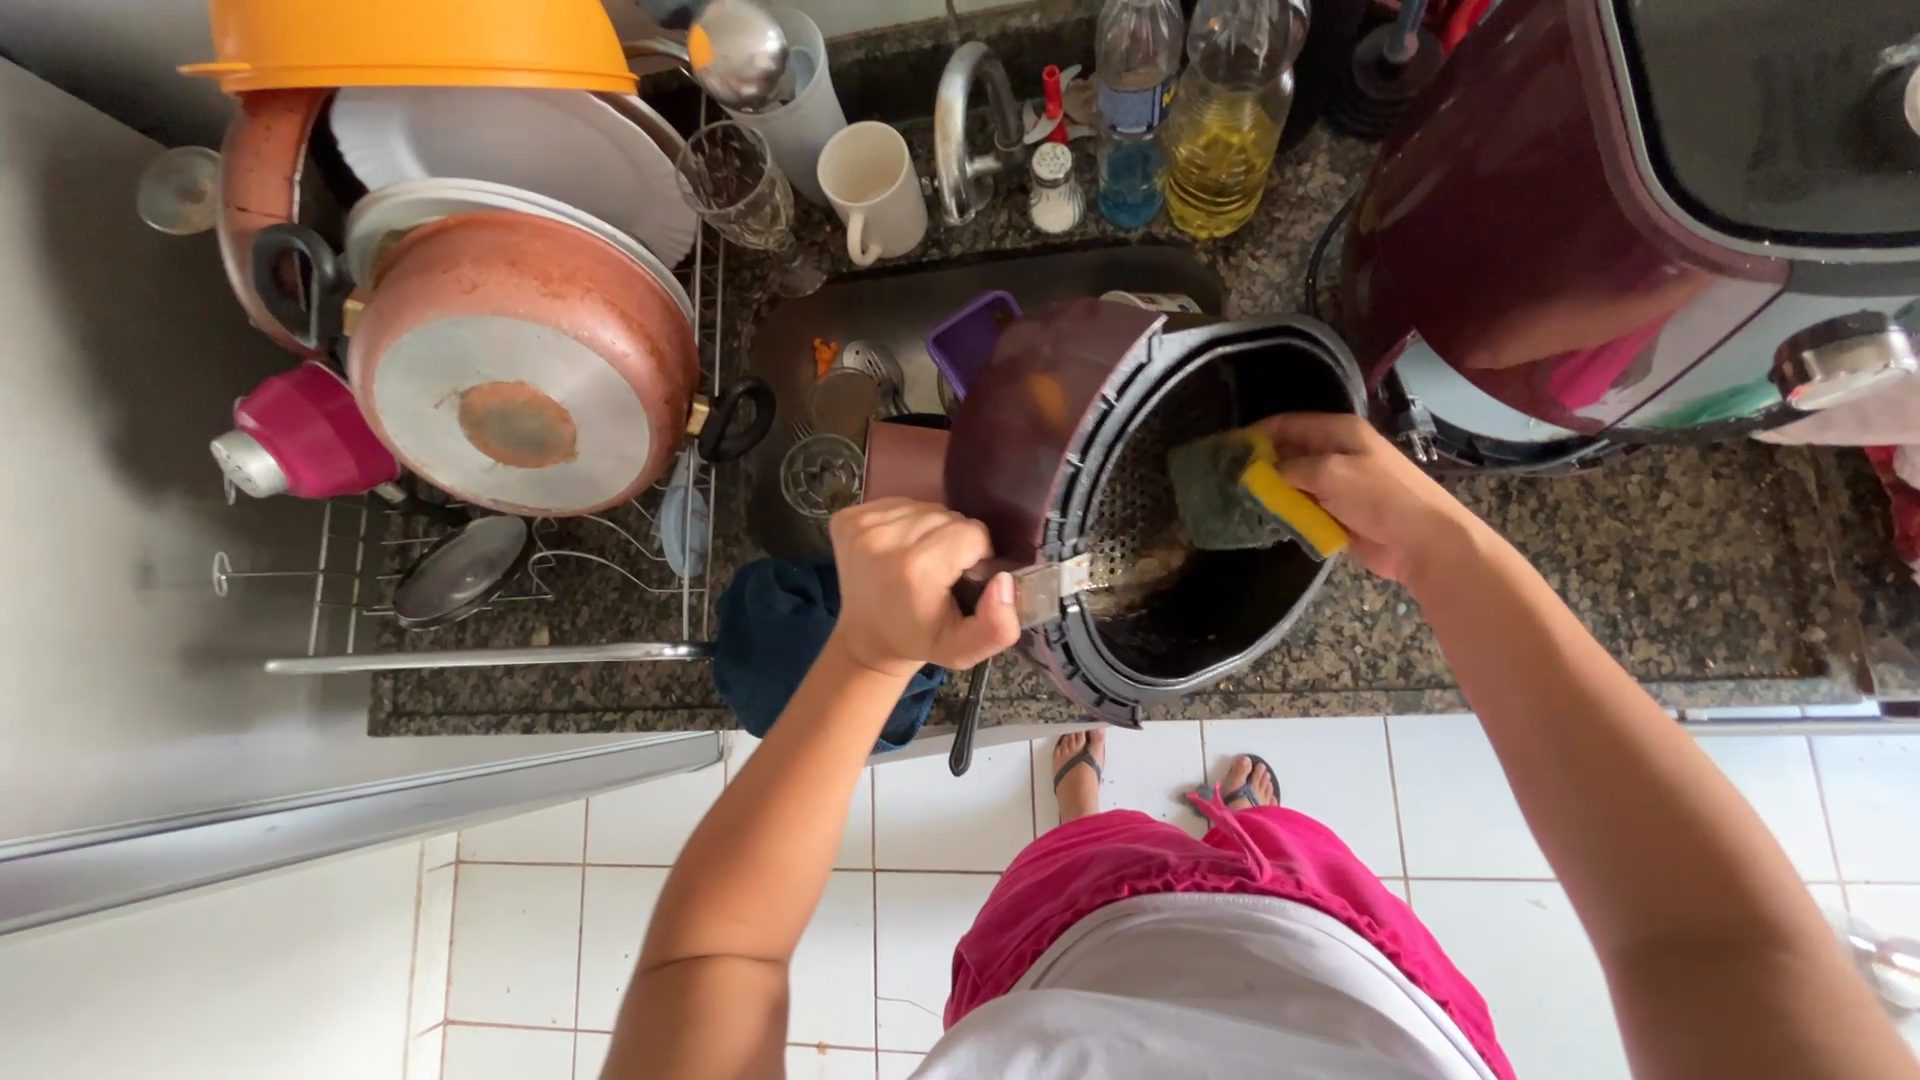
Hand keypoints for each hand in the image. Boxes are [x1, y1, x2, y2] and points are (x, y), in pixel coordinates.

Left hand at [826, 498, 1021, 676]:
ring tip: (920, 561)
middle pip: (949, 517)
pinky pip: (900, 504)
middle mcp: (884, 538)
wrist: (868, 637)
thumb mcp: (965, 649)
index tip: (962, 579)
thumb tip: (1004, 581)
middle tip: (941, 574)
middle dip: (954, 542)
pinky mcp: (848, 517)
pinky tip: (898, 551)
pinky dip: (907, 523)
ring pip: (926, 507)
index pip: (973, 533)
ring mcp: (862, 525)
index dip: (977, 556)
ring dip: (931, 531)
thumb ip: (997, 627)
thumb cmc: (921, 639)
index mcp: (916, 567)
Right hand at [1247, 413, 1482, 584]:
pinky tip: (1265, 519)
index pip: (1288, 423)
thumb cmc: (1380, 497)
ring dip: (1271, 491)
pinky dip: (1286, 512)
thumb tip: (1254, 473)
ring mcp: (1338, 484)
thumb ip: (1288, 469)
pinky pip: (1303, 508)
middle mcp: (1337, 453)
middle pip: (1288, 452)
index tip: (1226, 448)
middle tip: (1226, 478)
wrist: (1423, 541)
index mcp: (1340, 432)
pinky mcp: (1338, 513)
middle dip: (1259, 464)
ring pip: (1293, 483)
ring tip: (1238, 500)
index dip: (1257, 433)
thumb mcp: (1330, 473)